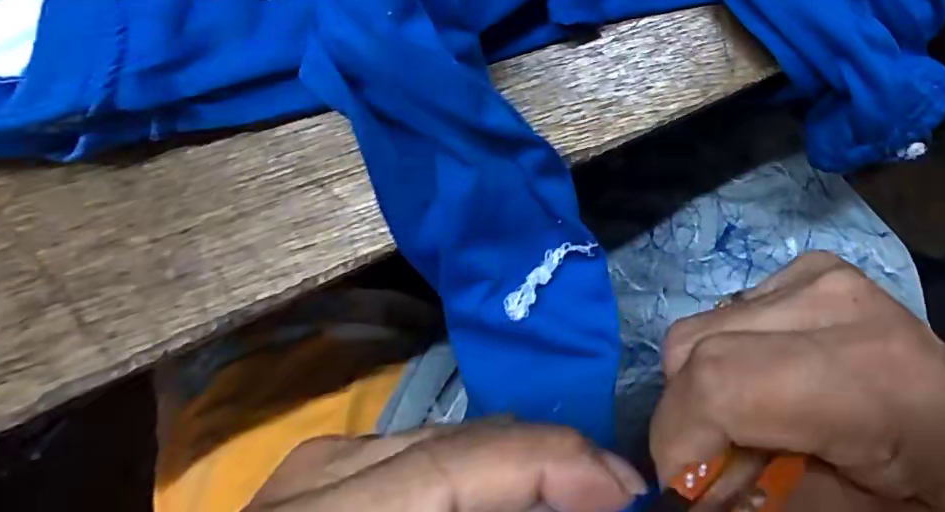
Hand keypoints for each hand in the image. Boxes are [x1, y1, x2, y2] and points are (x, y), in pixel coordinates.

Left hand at [246, 421, 648, 511]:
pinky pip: (428, 454)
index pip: (461, 461)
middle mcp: (321, 474)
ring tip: (578, 495)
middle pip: (471, 440)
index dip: (554, 465)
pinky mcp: (320, 478)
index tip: (625, 492)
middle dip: (556, 464)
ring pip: (457, 439)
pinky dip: (481, 477)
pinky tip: (511, 499)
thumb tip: (587, 504)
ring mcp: (318, 469)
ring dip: (525, 468)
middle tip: (619, 497)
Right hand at [647, 253, 944, 511]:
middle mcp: (839, 299)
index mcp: (866, 375)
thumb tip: (689, 480)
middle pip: (696, 345)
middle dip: (691, 421)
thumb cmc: (936, 494)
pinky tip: (779, 387)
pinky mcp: (816, 264)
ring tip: (764, 430)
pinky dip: (733, 358)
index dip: (679, 445)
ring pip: (703, 325)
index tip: (697, 494)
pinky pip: (732, 310)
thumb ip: (765, 498)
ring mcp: (826, 271)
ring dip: (711, 389)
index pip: (719, 380)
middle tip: (737, 472)